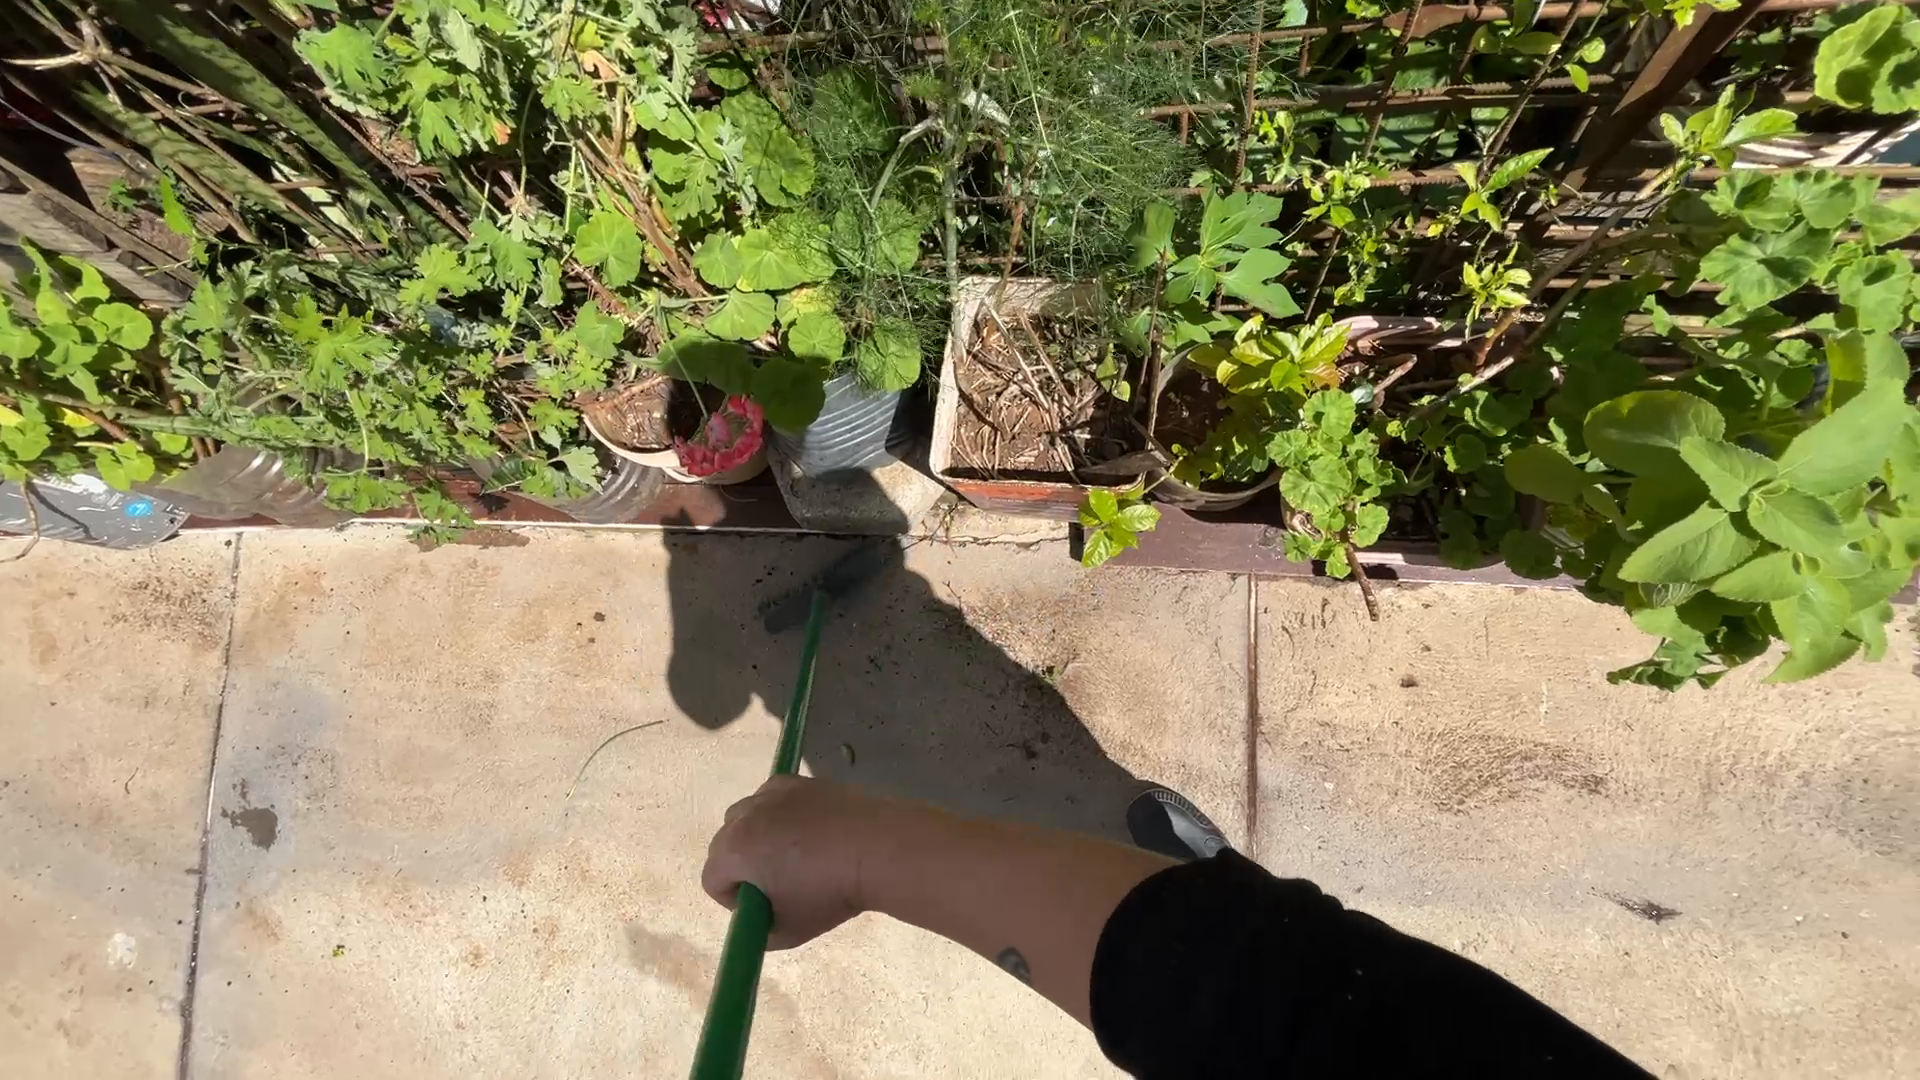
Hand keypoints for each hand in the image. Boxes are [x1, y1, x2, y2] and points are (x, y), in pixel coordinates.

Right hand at [701, 775, 894, 948]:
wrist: (875, 847)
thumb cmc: (828, 892)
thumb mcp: (786, 932)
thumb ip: (756, 930)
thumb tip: (754, 917)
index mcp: (735, 849)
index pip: (713, 879)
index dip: (735, 899)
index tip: (765, 905)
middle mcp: (747, 813)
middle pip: (725, 843)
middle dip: (743, 865)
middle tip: (779, 881)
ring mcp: (774, 791)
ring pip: (747, 816)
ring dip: (759, 835)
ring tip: (796, 853)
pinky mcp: (800, 781)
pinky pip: (773, 798)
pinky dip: (781, 812)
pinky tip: (809, 828)